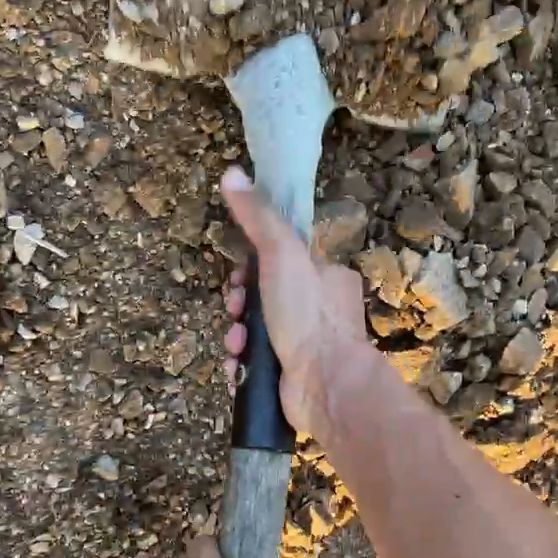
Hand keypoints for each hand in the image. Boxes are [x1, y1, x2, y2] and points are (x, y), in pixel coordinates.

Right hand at [220, 167, 370, 439]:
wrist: (324, 384)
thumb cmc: (308, 315)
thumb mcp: (282, 254)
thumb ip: (258, 216)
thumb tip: (231, 173)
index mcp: (326, 278)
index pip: (281, 264)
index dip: (252, 270)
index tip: (241, 279)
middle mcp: (319, 312)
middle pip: (263, 300)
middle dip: (241, 308)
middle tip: (238, 313)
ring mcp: (306, 347)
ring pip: (256, 334)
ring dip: (237, 338)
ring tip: (238, 347)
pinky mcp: (290, 378)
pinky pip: (256, 364)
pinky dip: (242, 364)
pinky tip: (239, 368)